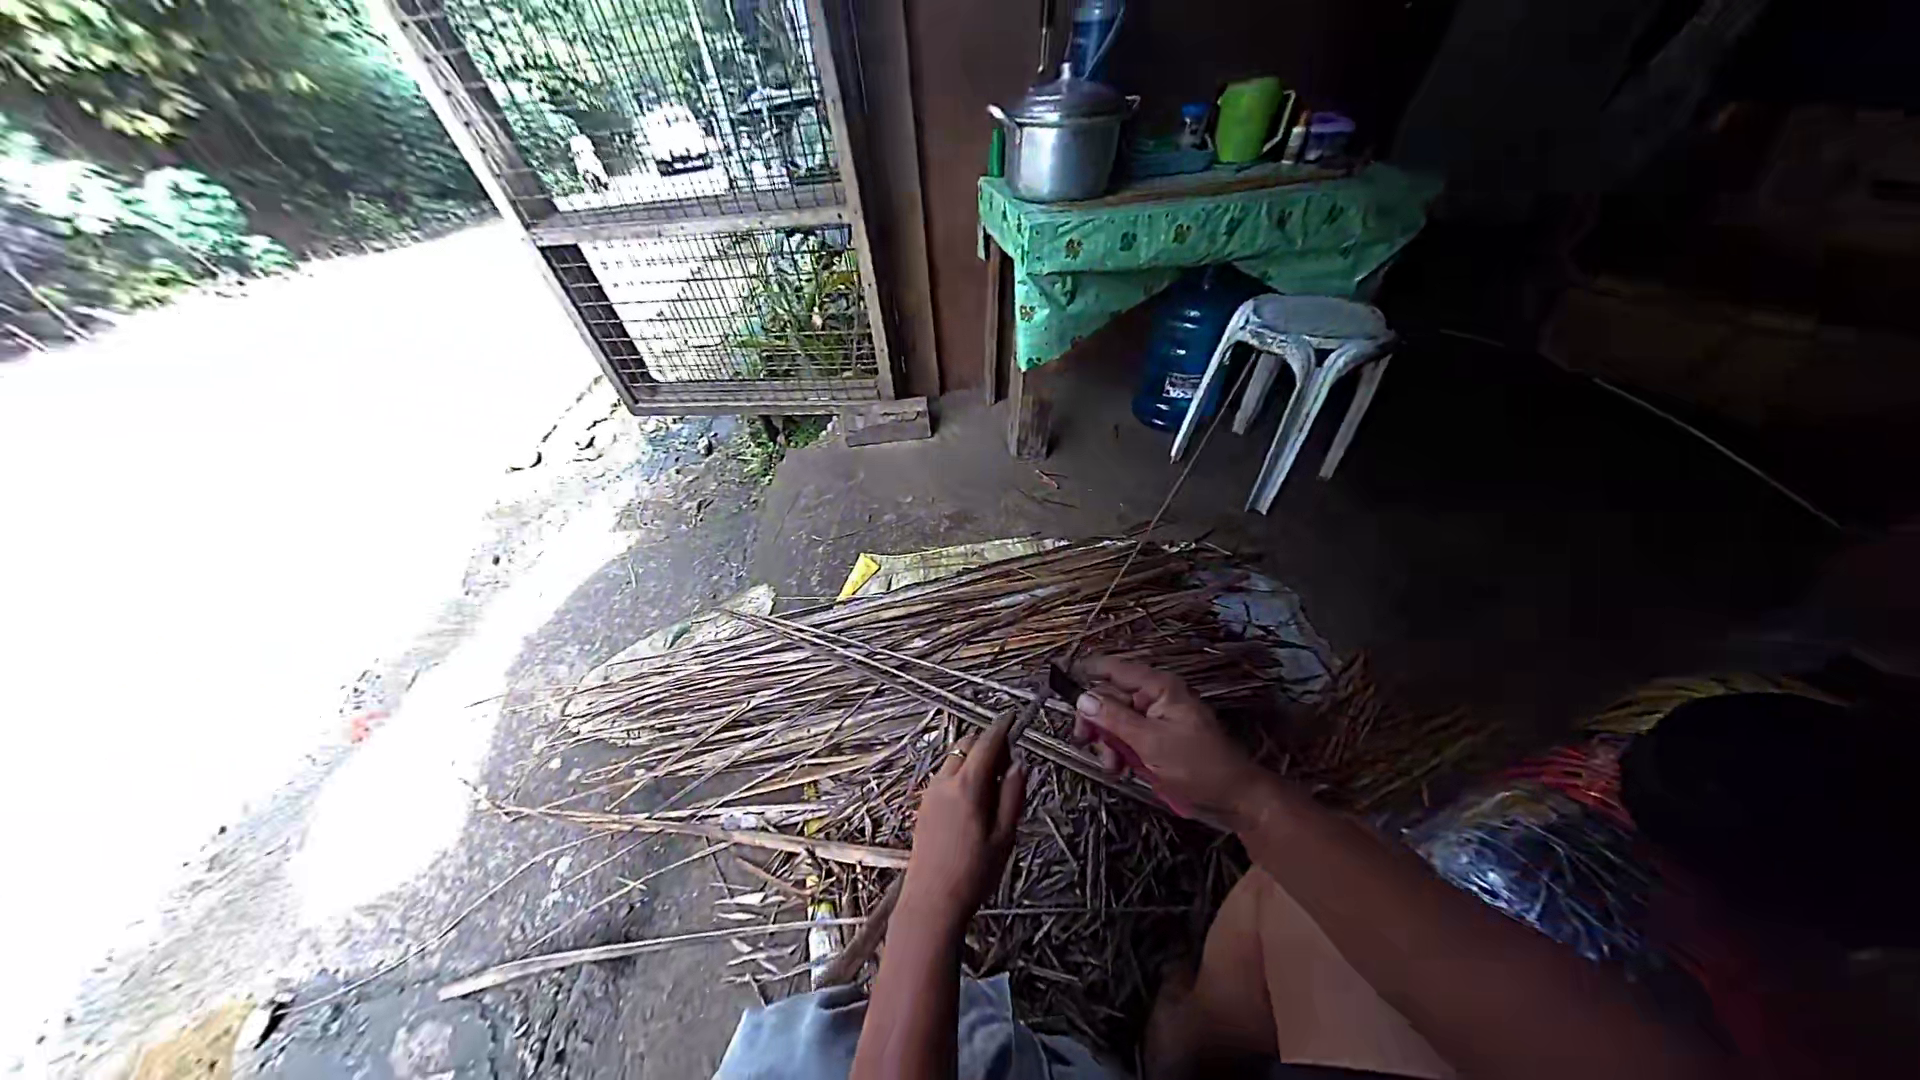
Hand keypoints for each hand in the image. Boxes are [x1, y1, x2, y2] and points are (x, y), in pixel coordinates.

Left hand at [900, 713, 1027, 931]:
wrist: (931, 902)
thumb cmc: (972, 874)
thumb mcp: (1005, 836)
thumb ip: (1013, 795)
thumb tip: (1020, 765)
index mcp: (968, 785)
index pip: (987, 742)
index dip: (1003, 728)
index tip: (1013, 719)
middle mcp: (945, 782)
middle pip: (968, 744)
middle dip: (989, 744)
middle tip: (1009, 766)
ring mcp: (931, 793)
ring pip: (955, 758)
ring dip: (974, 759)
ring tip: (994, 788)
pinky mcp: (924, 805)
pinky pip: (946, 775)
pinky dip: (962, 773)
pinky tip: (974, 801)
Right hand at [1069, 655, 1271, 830]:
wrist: (1235, 798)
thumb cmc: (1197, 766)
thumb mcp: (1150, 743)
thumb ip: (1114, 719)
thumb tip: (1082, 698)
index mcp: (1158, 687)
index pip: (1114, 669)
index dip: (1086, 672)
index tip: (1060, 682)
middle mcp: (1155, 696)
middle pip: (1110, 697)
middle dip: (1097, 721)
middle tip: (1085, 741)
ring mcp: (1156, 718)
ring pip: (1115, 720)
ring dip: (1108, 742)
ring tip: (1113, 766)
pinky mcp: (1157, 738)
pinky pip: (1128, 737)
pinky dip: (1120, 751)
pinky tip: (1121, 769)